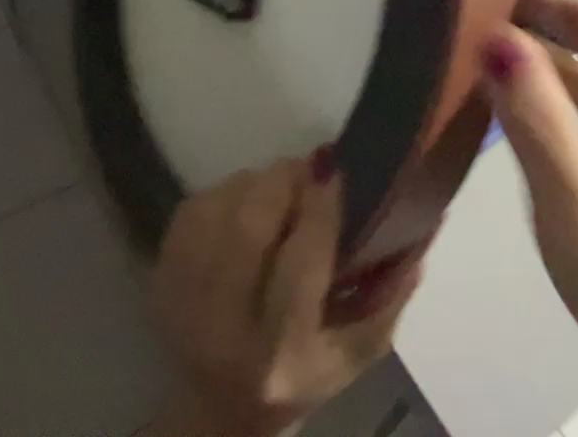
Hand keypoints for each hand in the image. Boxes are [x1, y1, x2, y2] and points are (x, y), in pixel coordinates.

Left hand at [149, 157, 420, 436]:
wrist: (214, 409)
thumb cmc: (296, 380)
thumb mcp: (352, 356)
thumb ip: (387, 298)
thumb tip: (418, 231)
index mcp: (281, 349)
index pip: (302, 261)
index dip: (322, 207)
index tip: (340, 169)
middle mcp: (225, 319)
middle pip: (251, 222)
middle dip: (285, 180)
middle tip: (310, 168)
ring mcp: (182, 293)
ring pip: (221, 205)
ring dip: (256, 183)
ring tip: (280, 187)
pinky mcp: (159, 272)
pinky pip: (194, 206)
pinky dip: (225, 193)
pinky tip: (245, 203)